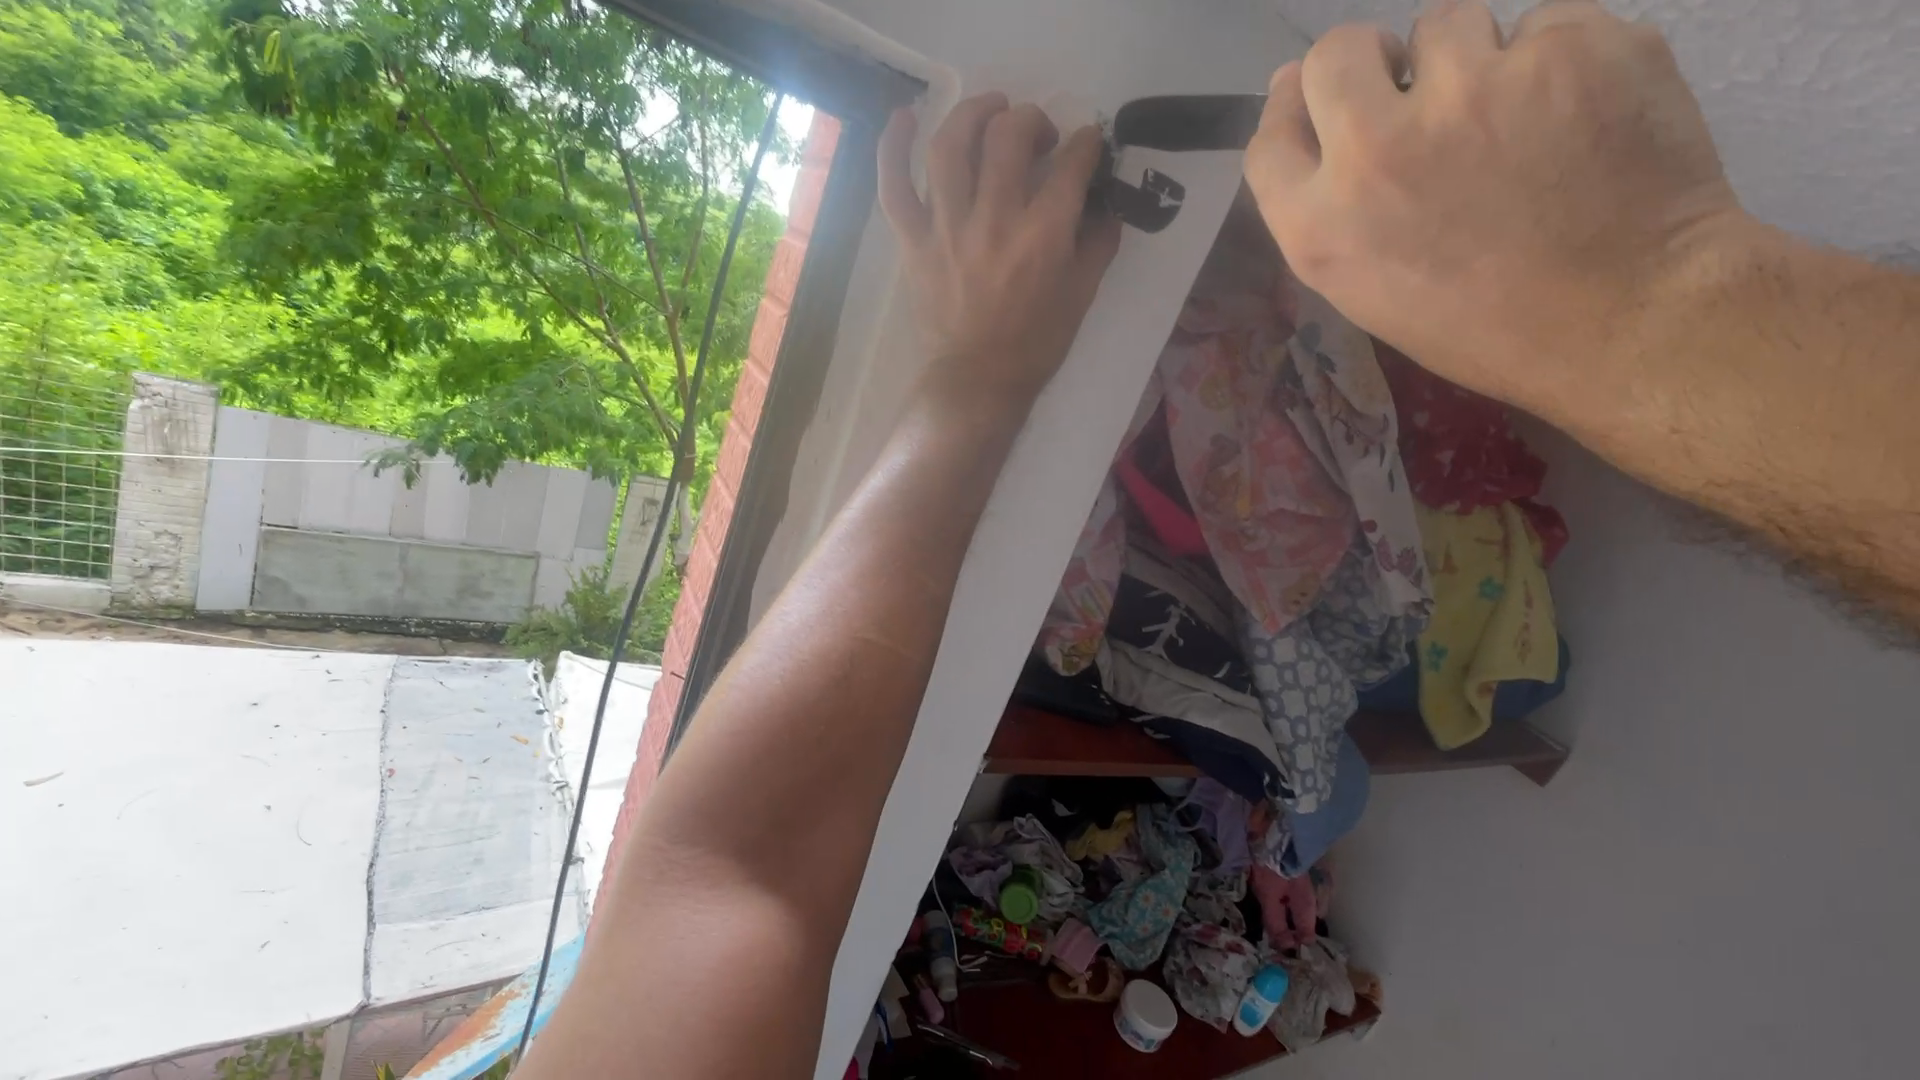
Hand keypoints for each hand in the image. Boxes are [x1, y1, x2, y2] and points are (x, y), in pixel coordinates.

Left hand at [878, 93, 1121, 408]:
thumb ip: (1097, 244)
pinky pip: (894, 186)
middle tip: (1039, 135)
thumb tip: (1104, 206)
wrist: (978, 382)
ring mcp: (947, 228)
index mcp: (1043, 235)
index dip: (1087, 143)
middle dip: (1032, 120)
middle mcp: (994, 220)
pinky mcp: (914, 242)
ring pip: (951, 146)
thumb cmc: (1035, 344)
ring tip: (991, 109)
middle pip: (1009, 137)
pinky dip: (893, 146)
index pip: (1072, 163)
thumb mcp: (1082, 296)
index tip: (1087, 145)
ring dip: (974, 113)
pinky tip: (905, 116)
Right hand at [1244, 0, 1746, 423]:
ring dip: (1464, 61)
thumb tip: (1294, 97)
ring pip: (1444, 24)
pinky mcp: (1568, 48)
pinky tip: (1573, 115)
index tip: (1326, 112)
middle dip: (1366, 66)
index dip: (1296, 114)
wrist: (1626, 317)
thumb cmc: (1478, 321)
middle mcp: (1375, 149)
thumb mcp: (1363, 286)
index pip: (1271, 136)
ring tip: (1509, 119)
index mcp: (1321, 224)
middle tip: (1412, 101)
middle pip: (1334, 54)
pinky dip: (1551, 61)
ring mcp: (1472, 90)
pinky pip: (1541, 24)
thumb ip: (1321, 203)